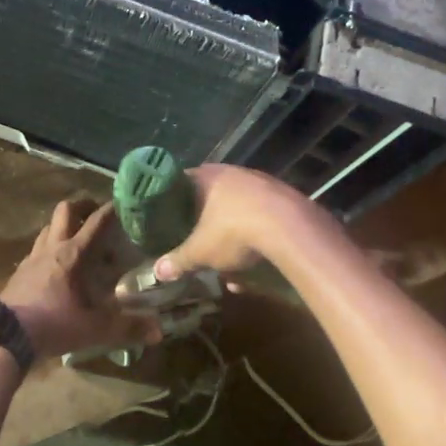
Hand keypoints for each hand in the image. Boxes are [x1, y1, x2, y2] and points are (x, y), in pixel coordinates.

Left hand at [0, 199, 159, 357]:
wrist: (5, 336)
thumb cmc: (54, 324)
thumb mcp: (95, 328)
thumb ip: (127, 327)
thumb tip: (159, 330)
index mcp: (73, 254)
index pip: (96, 221)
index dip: (112, 209)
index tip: (124, 202)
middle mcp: (52, 248)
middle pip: (65, 211)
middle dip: (82, 206)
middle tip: (94, 214)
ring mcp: (32, 258)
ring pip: (48, 227)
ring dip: (62, 226)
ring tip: (75, 238)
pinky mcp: (19, 271)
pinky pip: (36, 249)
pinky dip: (48, 248)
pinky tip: (54, 266)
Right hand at [152, 165, 329, 282]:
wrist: (288, 226)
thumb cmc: (233, 231)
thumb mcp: (201, 251)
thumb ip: (178, 260)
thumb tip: (157, 272)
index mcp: (208, 177)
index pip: (181, 180)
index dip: (172, 197)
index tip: (167, 214)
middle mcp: (233, 173)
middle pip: (210, 193)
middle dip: (203, 219)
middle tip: (195, 237)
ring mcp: (260, 182)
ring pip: (237, 206)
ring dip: (230, 231)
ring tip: (226, 259)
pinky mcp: (282, 196)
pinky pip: (259, 215)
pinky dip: (253, 235)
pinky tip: (253, 262)